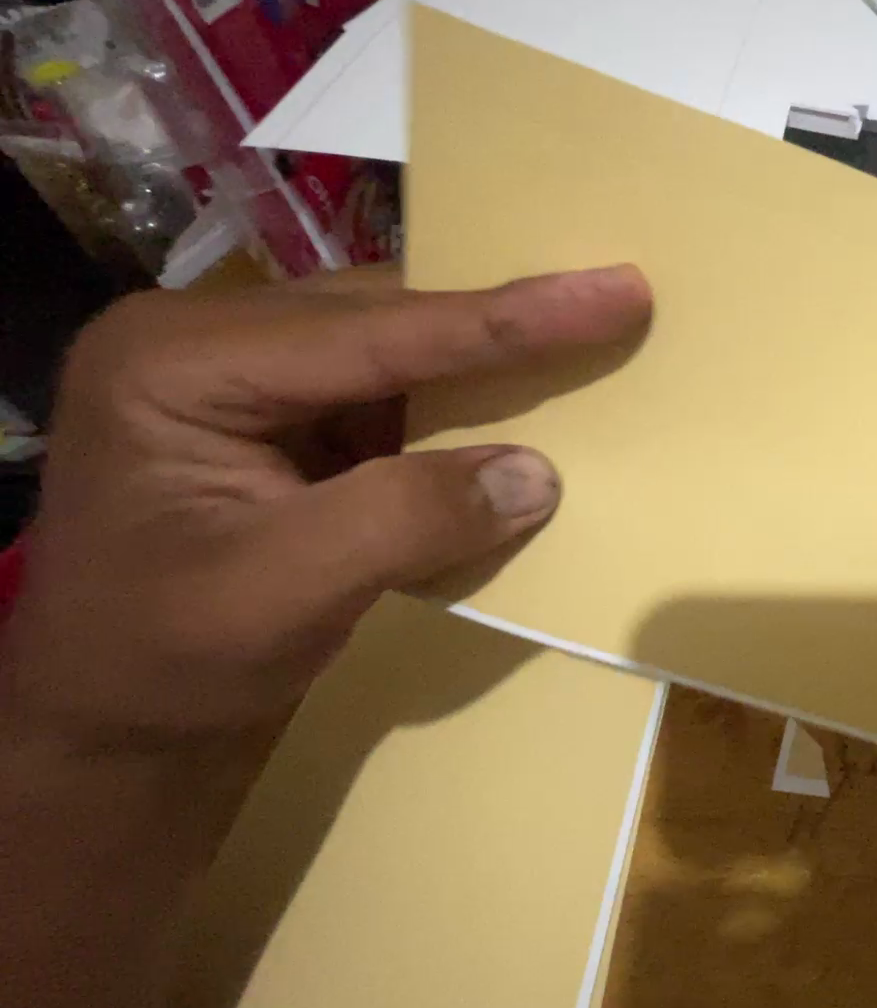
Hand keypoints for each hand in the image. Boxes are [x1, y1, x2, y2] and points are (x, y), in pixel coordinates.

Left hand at [0, 265, 651, 743]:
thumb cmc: (168, 657)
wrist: (123, 716)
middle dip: (513, 316)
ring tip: (596, 331)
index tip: (621, 291)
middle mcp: (223, 346)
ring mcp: (268, 379)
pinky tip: (538, 396)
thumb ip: (405, 520)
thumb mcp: (279, 595)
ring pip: (416, 341)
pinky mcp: (313, 419)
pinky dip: (487, 397)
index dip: (513, 317)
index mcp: (185, 364)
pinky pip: (420, 387)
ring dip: (506, 350)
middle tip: (621, 299)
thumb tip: (540, 474)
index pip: (384, 333)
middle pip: (401, 315)